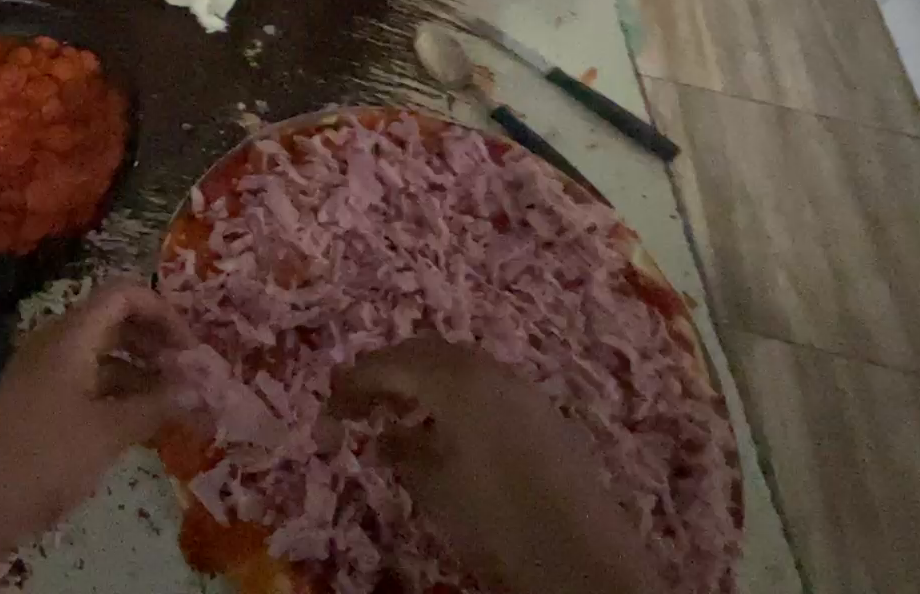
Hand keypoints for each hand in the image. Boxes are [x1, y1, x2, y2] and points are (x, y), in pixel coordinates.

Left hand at [0, 280, 193, 540]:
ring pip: (101, 353)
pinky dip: (116, 391)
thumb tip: (200, 391)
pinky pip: (85, 379)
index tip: (191, 349)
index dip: (162, 312)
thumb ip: (156, 406)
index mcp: (71, 335)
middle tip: (188, 374)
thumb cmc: (44, 458)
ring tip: (172, 403)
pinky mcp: (37, 399)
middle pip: (113, 320)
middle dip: (154, 341)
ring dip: (139, 370)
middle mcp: (56, 341)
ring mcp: (43, 370)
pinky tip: (139, 422)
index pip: (123, 294)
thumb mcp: (108, 433)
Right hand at [330, 337, 664, 593]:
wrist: (588, 567)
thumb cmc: (496, 520)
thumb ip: (401, 449)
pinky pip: (483, 382)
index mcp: (452, 379)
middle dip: (385, 372)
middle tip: (360, 403)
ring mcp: (519, 386)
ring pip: (455, 362)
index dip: (351, 384)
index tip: (331, 408)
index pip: (385, 365)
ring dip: (420, 379)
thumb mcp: (433, 488)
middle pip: (420, 351)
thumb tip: (385, 434)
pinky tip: (447, 427)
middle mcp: (485, 368)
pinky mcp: (542, 411)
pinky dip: (453, 392)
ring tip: (399, 412)